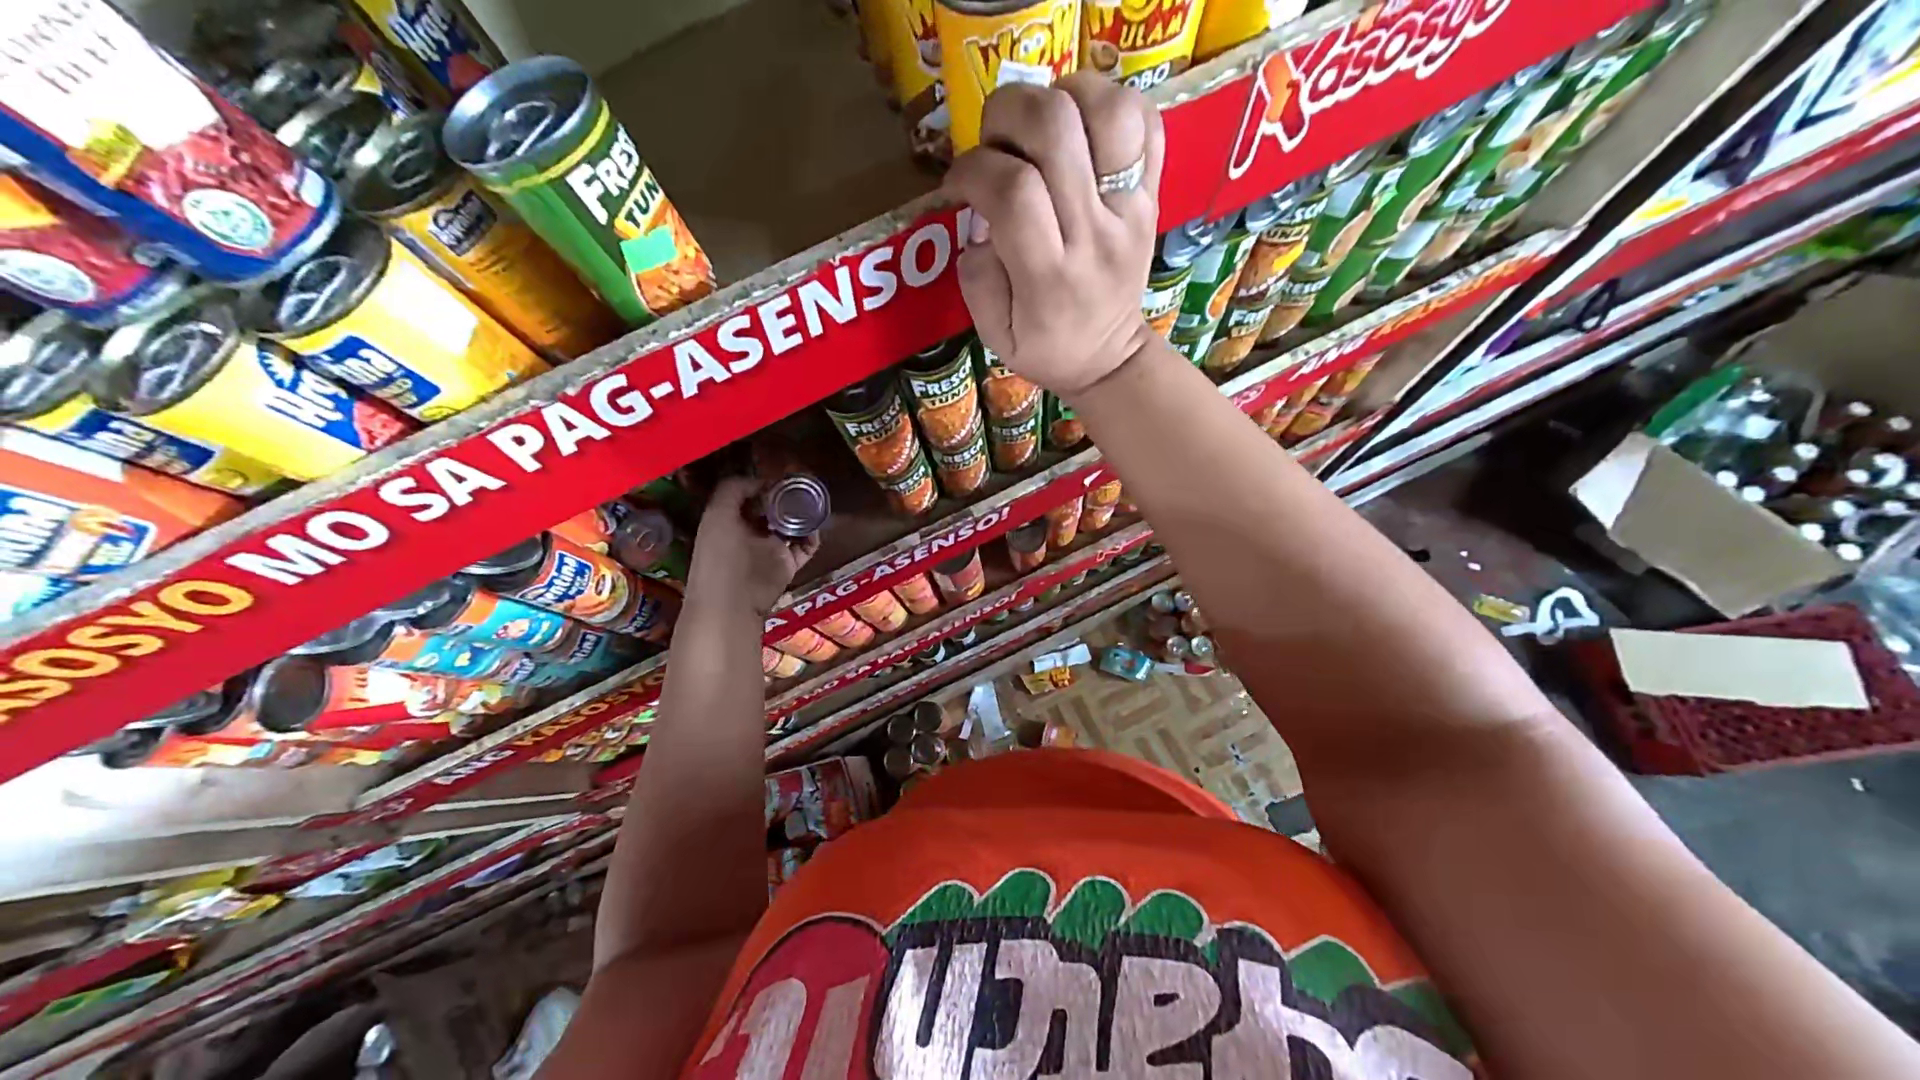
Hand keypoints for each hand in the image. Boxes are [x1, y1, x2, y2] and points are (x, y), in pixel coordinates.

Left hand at [686, 477, 820, 617]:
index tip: (779, 476)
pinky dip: (812, 536)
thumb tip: (763, 481)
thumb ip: (734, 489)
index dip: (762, 485)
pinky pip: (805, 547)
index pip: (749, 497)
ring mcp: (771, 550)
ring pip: (792, 526)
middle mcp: (751, 533)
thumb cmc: (720, 554)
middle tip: (802, 485)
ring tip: (813, 501)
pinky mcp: (788, 564)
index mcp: (730, 521)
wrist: (732, 601)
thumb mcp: (717, 513)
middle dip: (786, 497)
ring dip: (802, 514)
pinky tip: (814, 526)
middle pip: (773, 510)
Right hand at [942, 72, 1165, 398]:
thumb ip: (977, 279)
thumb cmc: (1046, 348)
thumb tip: (978, 218)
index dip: (973, 169)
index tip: (959, 183)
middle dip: (1008, 115)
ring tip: (1039, 128)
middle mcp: (1095, 233)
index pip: (1013, 191)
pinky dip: (1111, 104)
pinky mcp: (1152, 193)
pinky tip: (1081, 127)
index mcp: (1050, 277)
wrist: (1110, 357)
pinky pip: (1147, 121)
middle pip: (1056, 129)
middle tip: (996, 143)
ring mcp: (1132, 207)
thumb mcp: (996, 336)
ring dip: (1062, 97)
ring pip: (1109, 110)